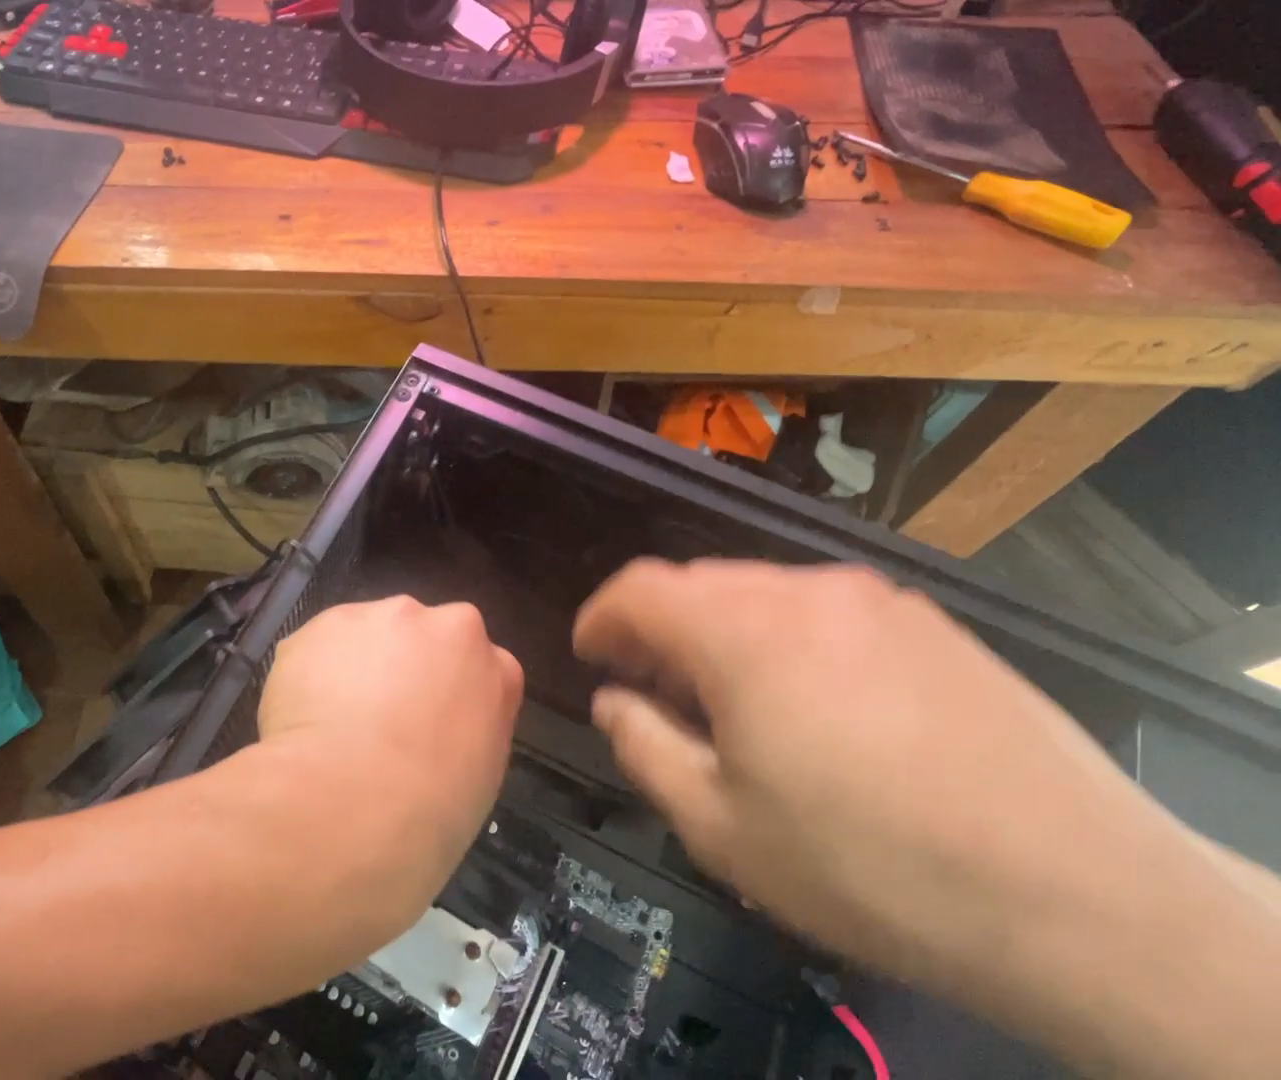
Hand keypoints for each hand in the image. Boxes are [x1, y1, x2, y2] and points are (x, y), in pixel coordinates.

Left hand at [256, 597, 523, 908]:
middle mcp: (436, 624)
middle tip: (379, 722)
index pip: (477, 666)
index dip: (447, 694)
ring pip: (362, 635)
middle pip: (419, 635)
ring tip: (333, 724)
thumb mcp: (481, 772)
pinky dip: (309, 676)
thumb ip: (469, 726)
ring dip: (353, 665)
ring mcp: (372, 619)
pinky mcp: (314, 628)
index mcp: (493, 666)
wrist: (352, 799)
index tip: (428, 725)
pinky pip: (314, 650)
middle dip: (401, 666)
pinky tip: (303, 721)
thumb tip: (439, 724)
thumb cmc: (431, 806)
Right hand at [572, 559, 1174, 989]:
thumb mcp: (718, 824)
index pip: (639, 588)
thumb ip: (642, 746)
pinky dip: (789, 642)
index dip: (600, 619)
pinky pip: (829, 615)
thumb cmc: (863, 864)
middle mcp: (807, 593)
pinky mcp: (937, 628)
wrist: (1077, 898)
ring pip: (766, 596)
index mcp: (741, 631)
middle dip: (661, 631)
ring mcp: (882, 603)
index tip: (590, 658)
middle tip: (655, 694)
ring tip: (732, 707)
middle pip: (701, 584)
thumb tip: (615, 702)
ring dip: (725, 636)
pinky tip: (814, 709)